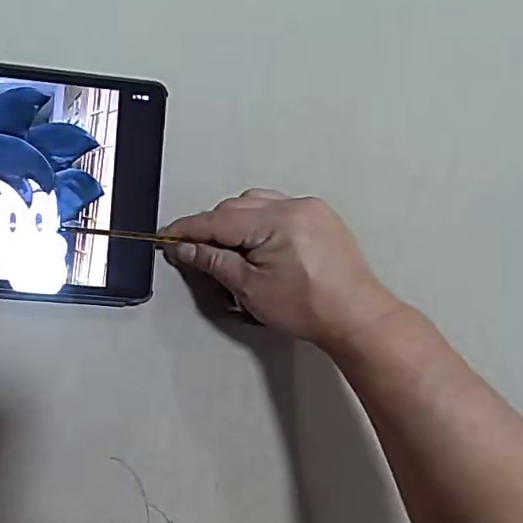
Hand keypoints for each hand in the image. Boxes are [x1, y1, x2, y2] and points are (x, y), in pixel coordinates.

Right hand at [163, 190, 407, 350]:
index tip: (167, 236)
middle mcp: (296, 207)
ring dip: (232, 222)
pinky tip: (249, 243)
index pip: (218, 219)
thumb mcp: (249, 288)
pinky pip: (276, 208)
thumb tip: (187, 248)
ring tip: (221, 250)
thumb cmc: (311, 308)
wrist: (355, 318)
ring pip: (254, 204)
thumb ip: (213, 261)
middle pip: (235, 207)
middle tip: (190, 251)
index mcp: (278, 221)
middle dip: (209, 227)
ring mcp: (310, 211)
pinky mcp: (318, 219)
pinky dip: (255, 221)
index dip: (188, 229)